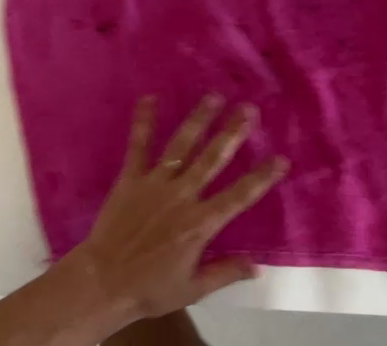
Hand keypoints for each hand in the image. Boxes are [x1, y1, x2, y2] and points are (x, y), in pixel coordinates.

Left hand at [64, 94, 289, 322]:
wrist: (105, 280)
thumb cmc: (151, 288)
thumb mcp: (194, 288)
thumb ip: (226, 272)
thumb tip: (258, 266)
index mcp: (200, 224)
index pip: (238, 196)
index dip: (261, 177)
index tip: (280, 159)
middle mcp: (181, 197)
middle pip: (212, 159)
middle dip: (232, 133)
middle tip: (248, 109)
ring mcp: (154, 183)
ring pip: (181, 146)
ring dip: (198, 120)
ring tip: (213, 97)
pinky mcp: (130, 178)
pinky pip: (139, 145)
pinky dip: (144, 121)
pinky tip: (149, 98)